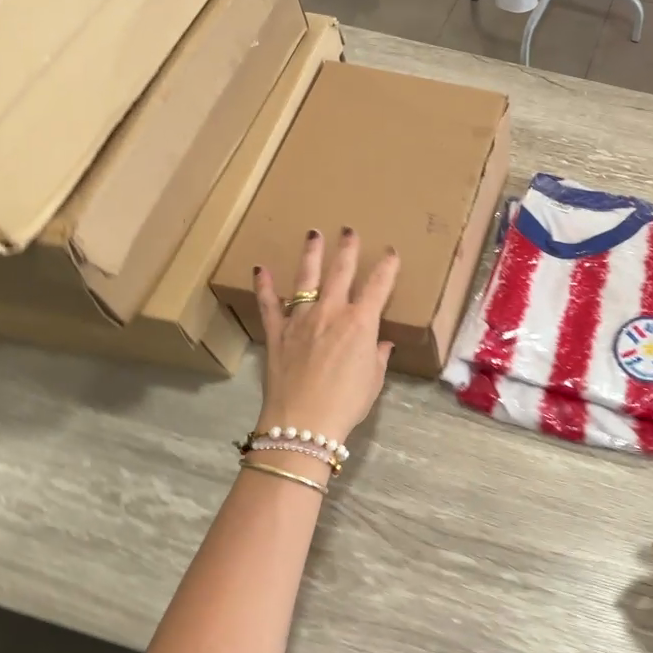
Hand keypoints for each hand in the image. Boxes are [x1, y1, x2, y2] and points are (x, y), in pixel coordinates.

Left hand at [251, 229, 398, 441]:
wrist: (303, 423)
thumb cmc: (347, 403)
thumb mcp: (373, 381)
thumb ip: (377, 357)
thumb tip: (381, 345)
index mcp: (361, 323)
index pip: (379, 286)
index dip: (387, 267)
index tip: (391, 253)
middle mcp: (332, 312)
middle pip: (341, 272)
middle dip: (347, 249)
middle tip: (349, 230)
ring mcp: (301, 320)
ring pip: (307, 279)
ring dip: (311, 254)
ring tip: (313, 234)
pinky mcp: (276, 333)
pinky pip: (269, 304)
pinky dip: (265, 286)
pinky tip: (261, 269)